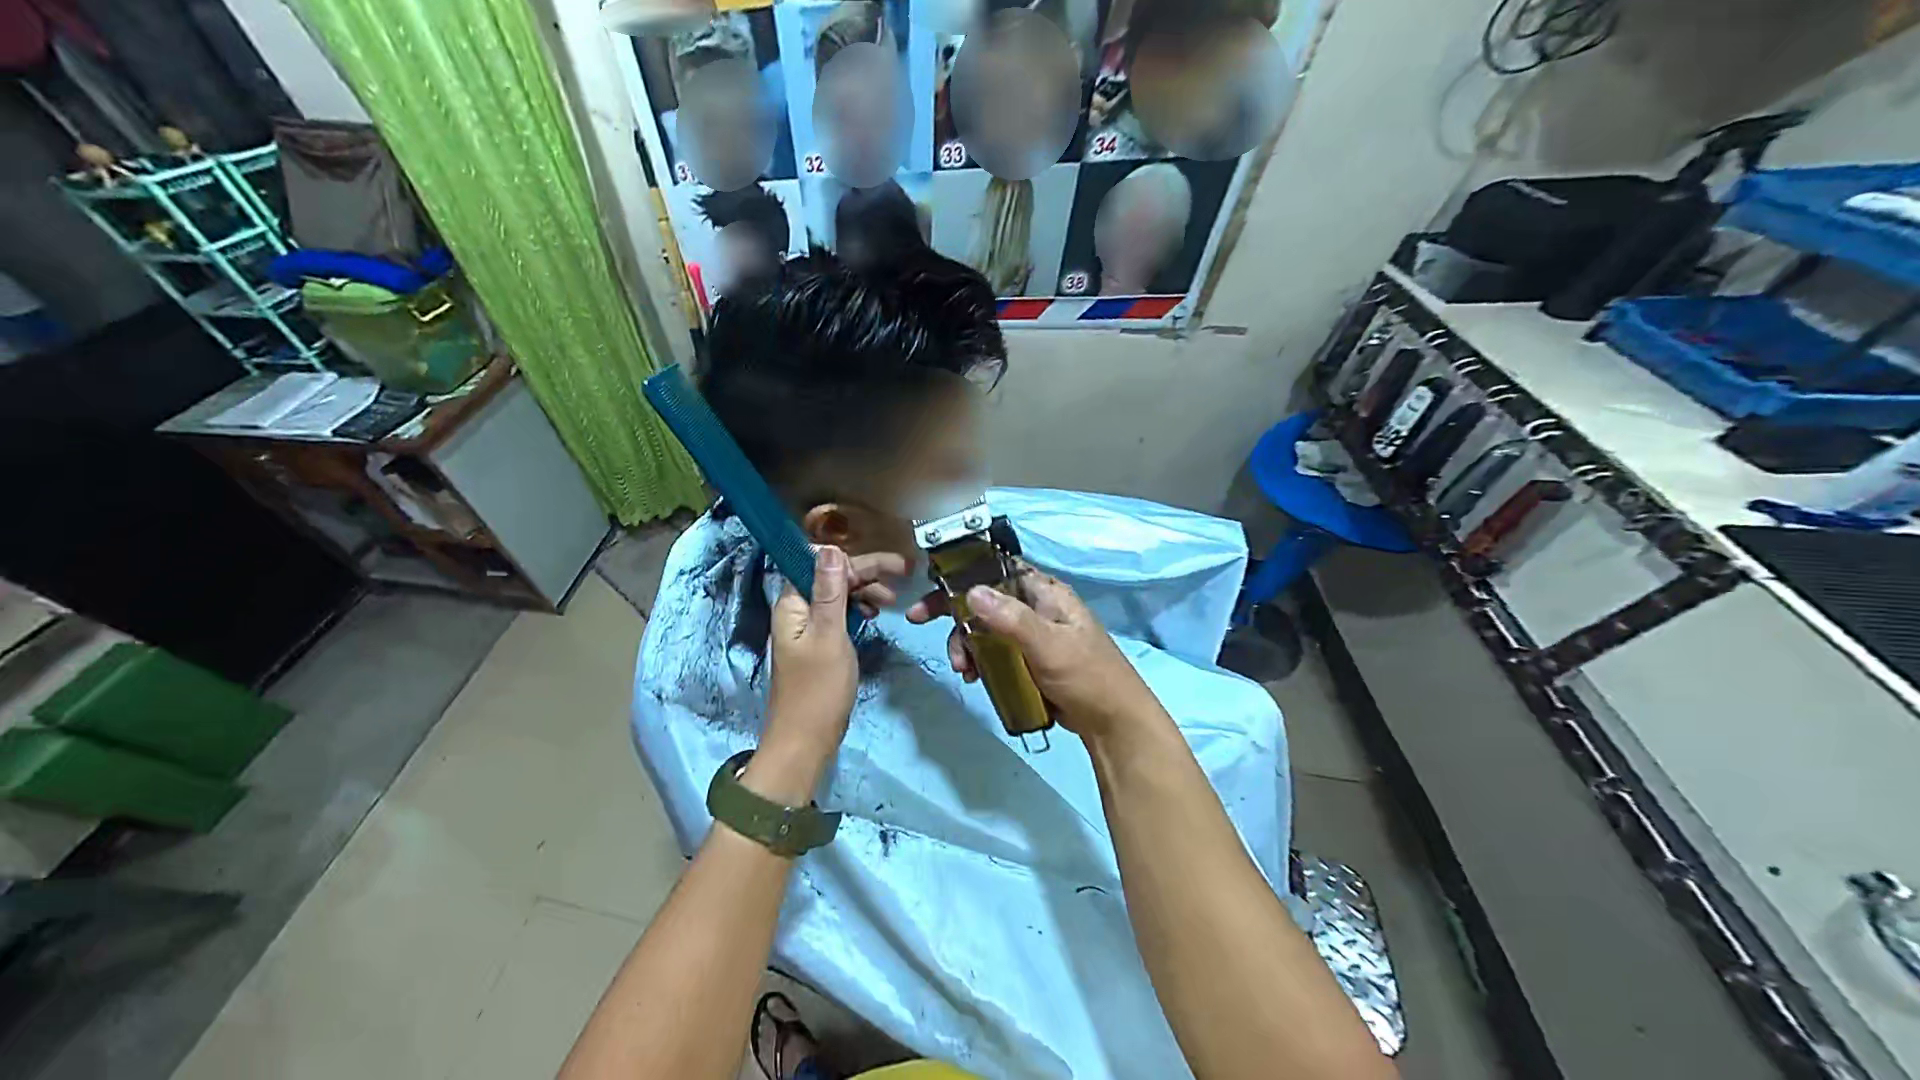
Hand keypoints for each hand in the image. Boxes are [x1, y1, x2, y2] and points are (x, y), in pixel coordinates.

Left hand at [749, 547, 907, 803]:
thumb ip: (830, 592)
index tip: (893, 565)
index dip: (857, 559)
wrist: (804, 743)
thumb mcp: (829, 635)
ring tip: (893, 601)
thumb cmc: (818, 690)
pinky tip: (875, 616)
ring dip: (866, 591)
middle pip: (832, 576)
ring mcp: (807, 629)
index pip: (823, 562)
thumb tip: (830, 547)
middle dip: (868, 572)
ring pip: (838, 595)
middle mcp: (796, 610)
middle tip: (905, 576)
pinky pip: (840, 615)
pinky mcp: (819, 645)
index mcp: (792, 603)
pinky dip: (859, 610)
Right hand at [906, 563, 1164, 743]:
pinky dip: (979, 660)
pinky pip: (994, 652)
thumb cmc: (1087, 677)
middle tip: (919, 620)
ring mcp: (1031, 635)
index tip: (932, 583)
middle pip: (984, 599)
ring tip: (963, 670)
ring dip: (966, 643)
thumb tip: (971, 591)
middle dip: (954, 612)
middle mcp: (1036, 607)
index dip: (963, 571)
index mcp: (1046, 593)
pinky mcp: (1028, 660)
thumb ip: (1010, 618)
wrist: (1112, 724)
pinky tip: (974, 678)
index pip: (997, 568)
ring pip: (985, 628)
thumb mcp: (1048, 645)